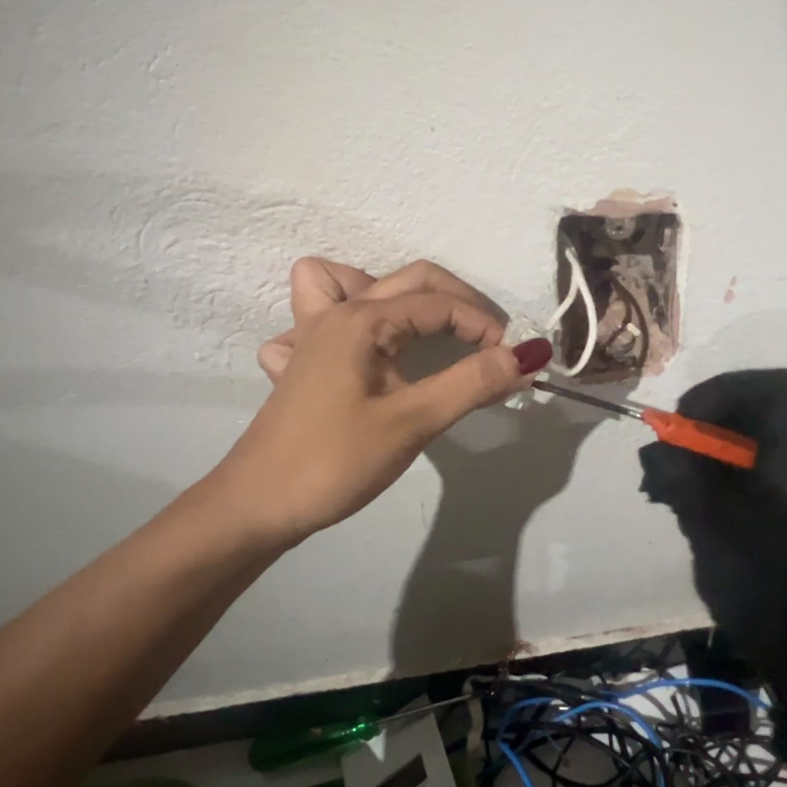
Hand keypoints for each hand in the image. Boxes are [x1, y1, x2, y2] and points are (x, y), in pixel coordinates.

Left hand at [200, 258, 552, 547]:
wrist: (257, 506)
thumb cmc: (335, 460)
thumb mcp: (413, 422)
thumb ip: (472, 383)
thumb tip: (529, 356)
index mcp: (361, 319)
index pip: (439, 303)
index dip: (484, 325)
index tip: (513, 362)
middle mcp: (335, 314)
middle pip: (407, 280)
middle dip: (457, 302)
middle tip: (489, 342)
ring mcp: (310, 336)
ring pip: (347, 282)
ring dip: (390, 294)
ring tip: (416, 331)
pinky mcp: (302, 364)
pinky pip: (316, 319)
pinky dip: (344, 321)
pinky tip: (360, 356)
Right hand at [638, 369, 786, 760]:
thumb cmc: (764, 587)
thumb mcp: (714, 529)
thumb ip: (683, 478)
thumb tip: (659, 445)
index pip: (774, 387)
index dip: (727, 389)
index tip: (689, 421)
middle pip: (749, 410)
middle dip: (700, 422)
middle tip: (667, 452)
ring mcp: (781, 488)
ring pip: (736, 443)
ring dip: (694, 452)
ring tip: (659, 485)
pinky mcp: (767, 512)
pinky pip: (732, 473)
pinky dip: (699, 478)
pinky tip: (671, 502)